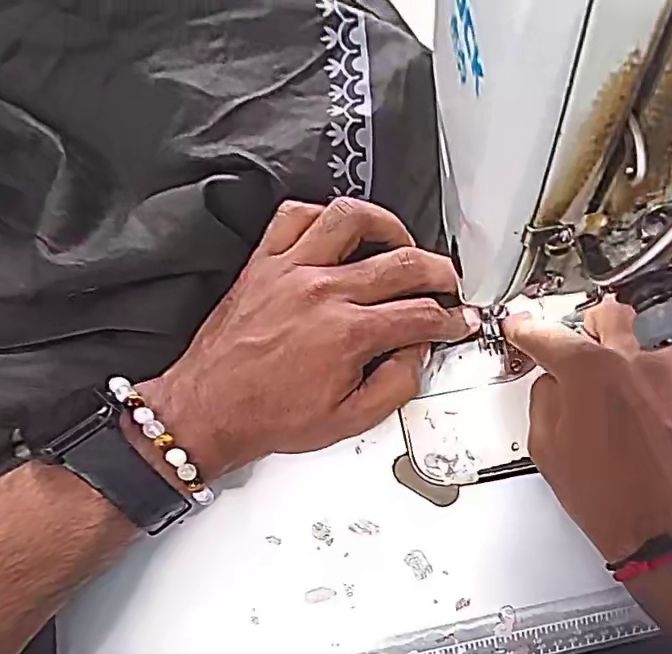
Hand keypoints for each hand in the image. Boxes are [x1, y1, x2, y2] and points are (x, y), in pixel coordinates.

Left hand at [139, 198, 477, 475]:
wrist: (213, 409)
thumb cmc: (271, 416)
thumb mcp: (350, 420)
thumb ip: (396, 384)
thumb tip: (417, 354)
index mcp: (349, 334)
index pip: (421, 314)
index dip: (451, 318)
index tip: (459, 320)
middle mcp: (323, 292)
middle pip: (403, 262)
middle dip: (440, 273)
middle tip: (447, 286)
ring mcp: (291, 270)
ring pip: (353, 219)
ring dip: (389, 226)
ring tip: (402, 244)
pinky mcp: (264, 263)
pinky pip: (296, 215)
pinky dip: (324, 216)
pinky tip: (338, 234)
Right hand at [505, 298, 671, 563]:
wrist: (663, 526)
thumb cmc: (612, 498)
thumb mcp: (548, 452)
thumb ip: (544, 401)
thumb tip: (550, 382)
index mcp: (586, 373)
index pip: (548, 335)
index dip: (530, 330)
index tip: (526, 328)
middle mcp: (633, 360)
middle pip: (607, 313)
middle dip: (590, 326)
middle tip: (583, 346)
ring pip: (650, 328)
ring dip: (633, 345)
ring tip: (626, 379)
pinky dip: (670, 361)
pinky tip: (656, 387)